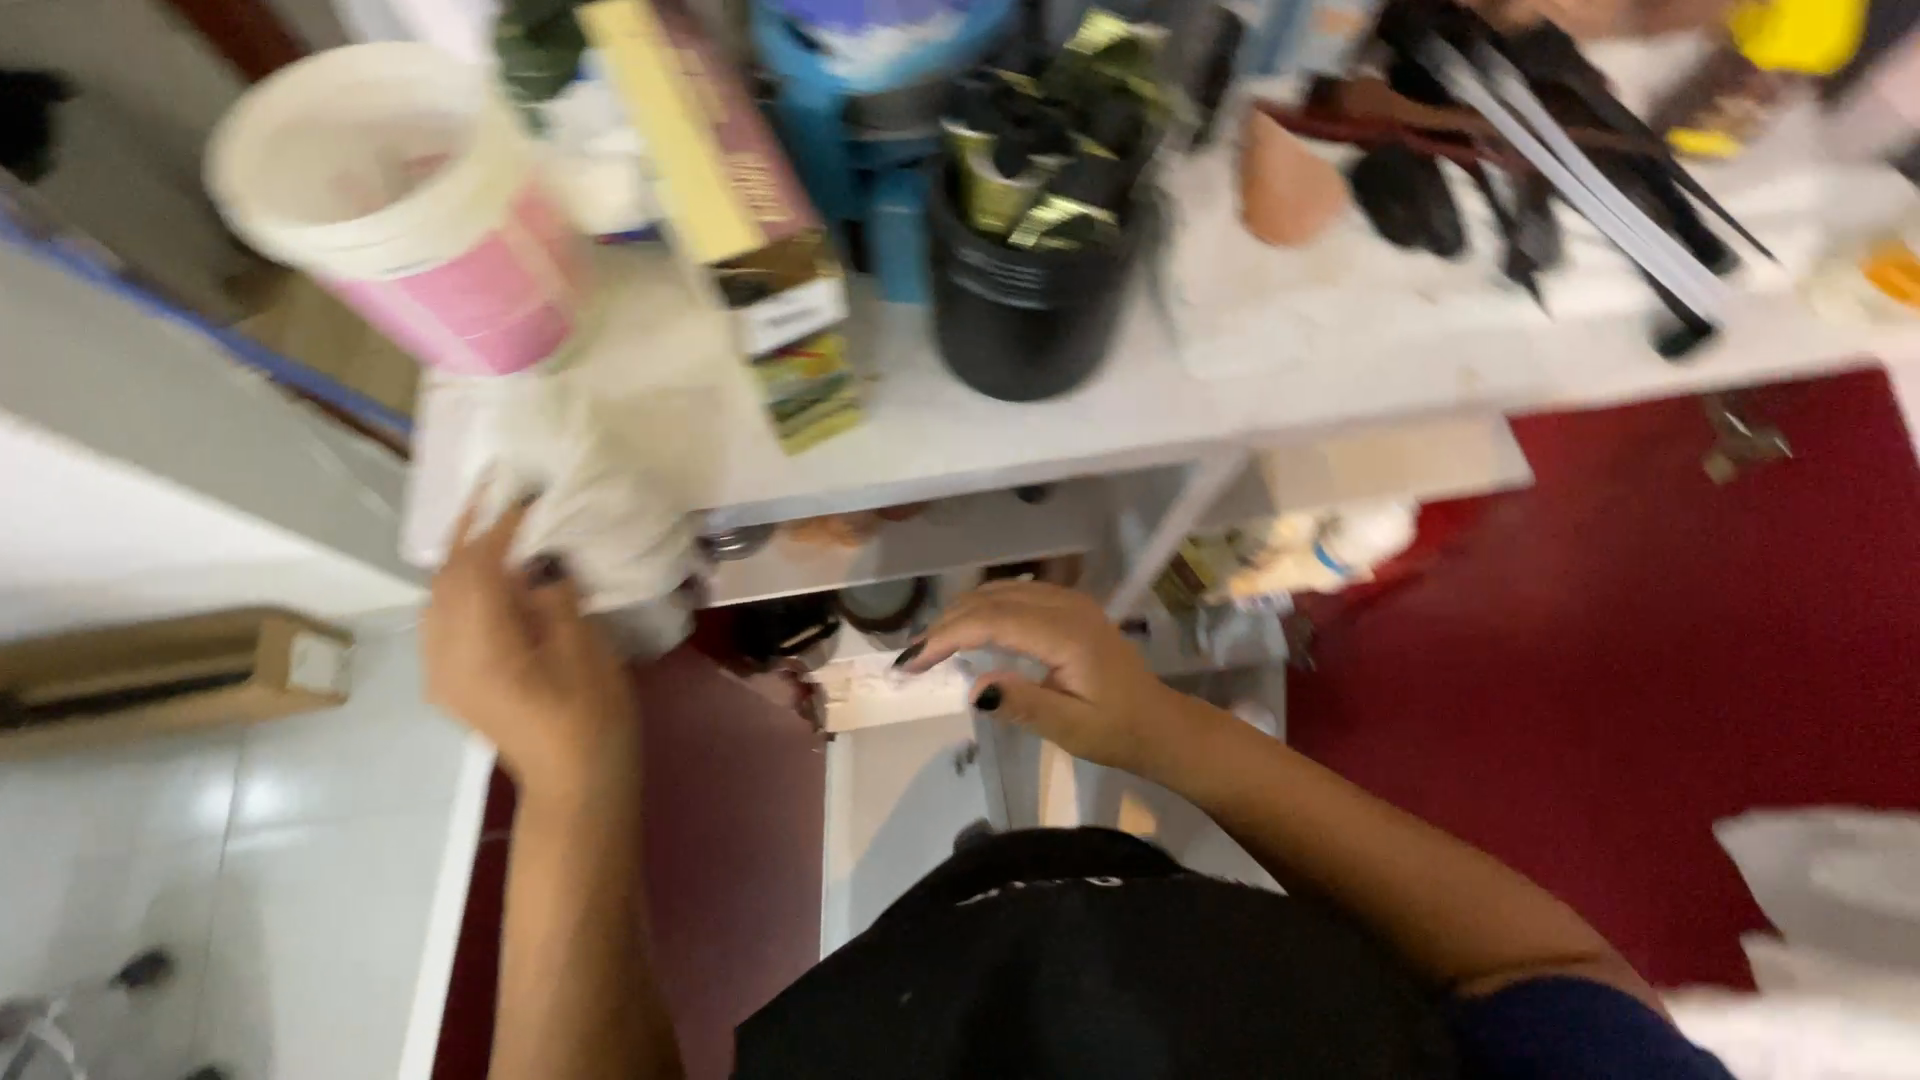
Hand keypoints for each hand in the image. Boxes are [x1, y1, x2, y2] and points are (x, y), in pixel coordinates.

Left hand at [422, 490, 638, 801]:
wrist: (576, 782)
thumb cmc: (592, 719)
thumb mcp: (585, 651)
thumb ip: (553, 598)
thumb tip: (539, 560)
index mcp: (480, 650)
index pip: (475, 568)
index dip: (499, 526)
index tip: (528, 493)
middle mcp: (444, 657)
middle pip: (445, 578)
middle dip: (473, 532)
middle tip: (504, 494)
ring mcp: (441, 672)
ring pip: (438, 597)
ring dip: (464, 557)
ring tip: (497, 524)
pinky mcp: (451, 680)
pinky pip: (444, 617)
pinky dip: (463, 586)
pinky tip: (491, 575)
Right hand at [896, 582, 1217, 776]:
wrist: (1160, 723)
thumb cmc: (1117, 731)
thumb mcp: (1072, 729)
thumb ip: (1025, 705)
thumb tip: (975, 688)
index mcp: (1067, 634)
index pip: (993, 621)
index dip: (946, 637)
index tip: (911, 663)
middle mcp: (1066, 606)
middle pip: (990, 599)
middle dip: (944, 625)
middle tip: (910, 659)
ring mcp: (1068, 601)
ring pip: (999, 592)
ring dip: (960, 614)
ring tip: (929, 648)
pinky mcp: (1067, 606)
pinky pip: (1013, 595)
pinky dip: (981, 608)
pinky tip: (965, 631)